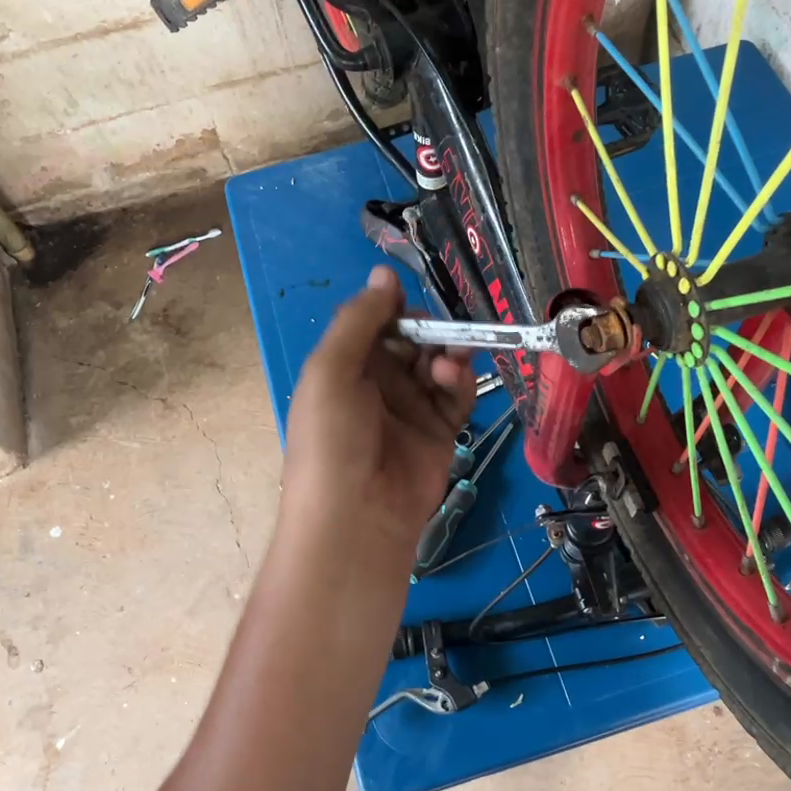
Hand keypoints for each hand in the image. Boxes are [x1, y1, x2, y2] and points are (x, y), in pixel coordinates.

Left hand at [280, 267, 475, 568]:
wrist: (357, 516)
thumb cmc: (332, 438)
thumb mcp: (331, 370)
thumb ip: (359, 320)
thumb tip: (384, 274)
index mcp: (343, 367)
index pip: (373, 323)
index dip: (391, 307)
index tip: (404, 298)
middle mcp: (377, 384)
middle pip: (411, 338)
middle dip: (425, 328)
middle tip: (432, 332)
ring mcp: (410, 407)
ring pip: (437, 362)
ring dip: (445, 351)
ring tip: (445, 361)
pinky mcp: (441, 431)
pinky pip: (457, 394)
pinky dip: (460, 380)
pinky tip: (452, 378)